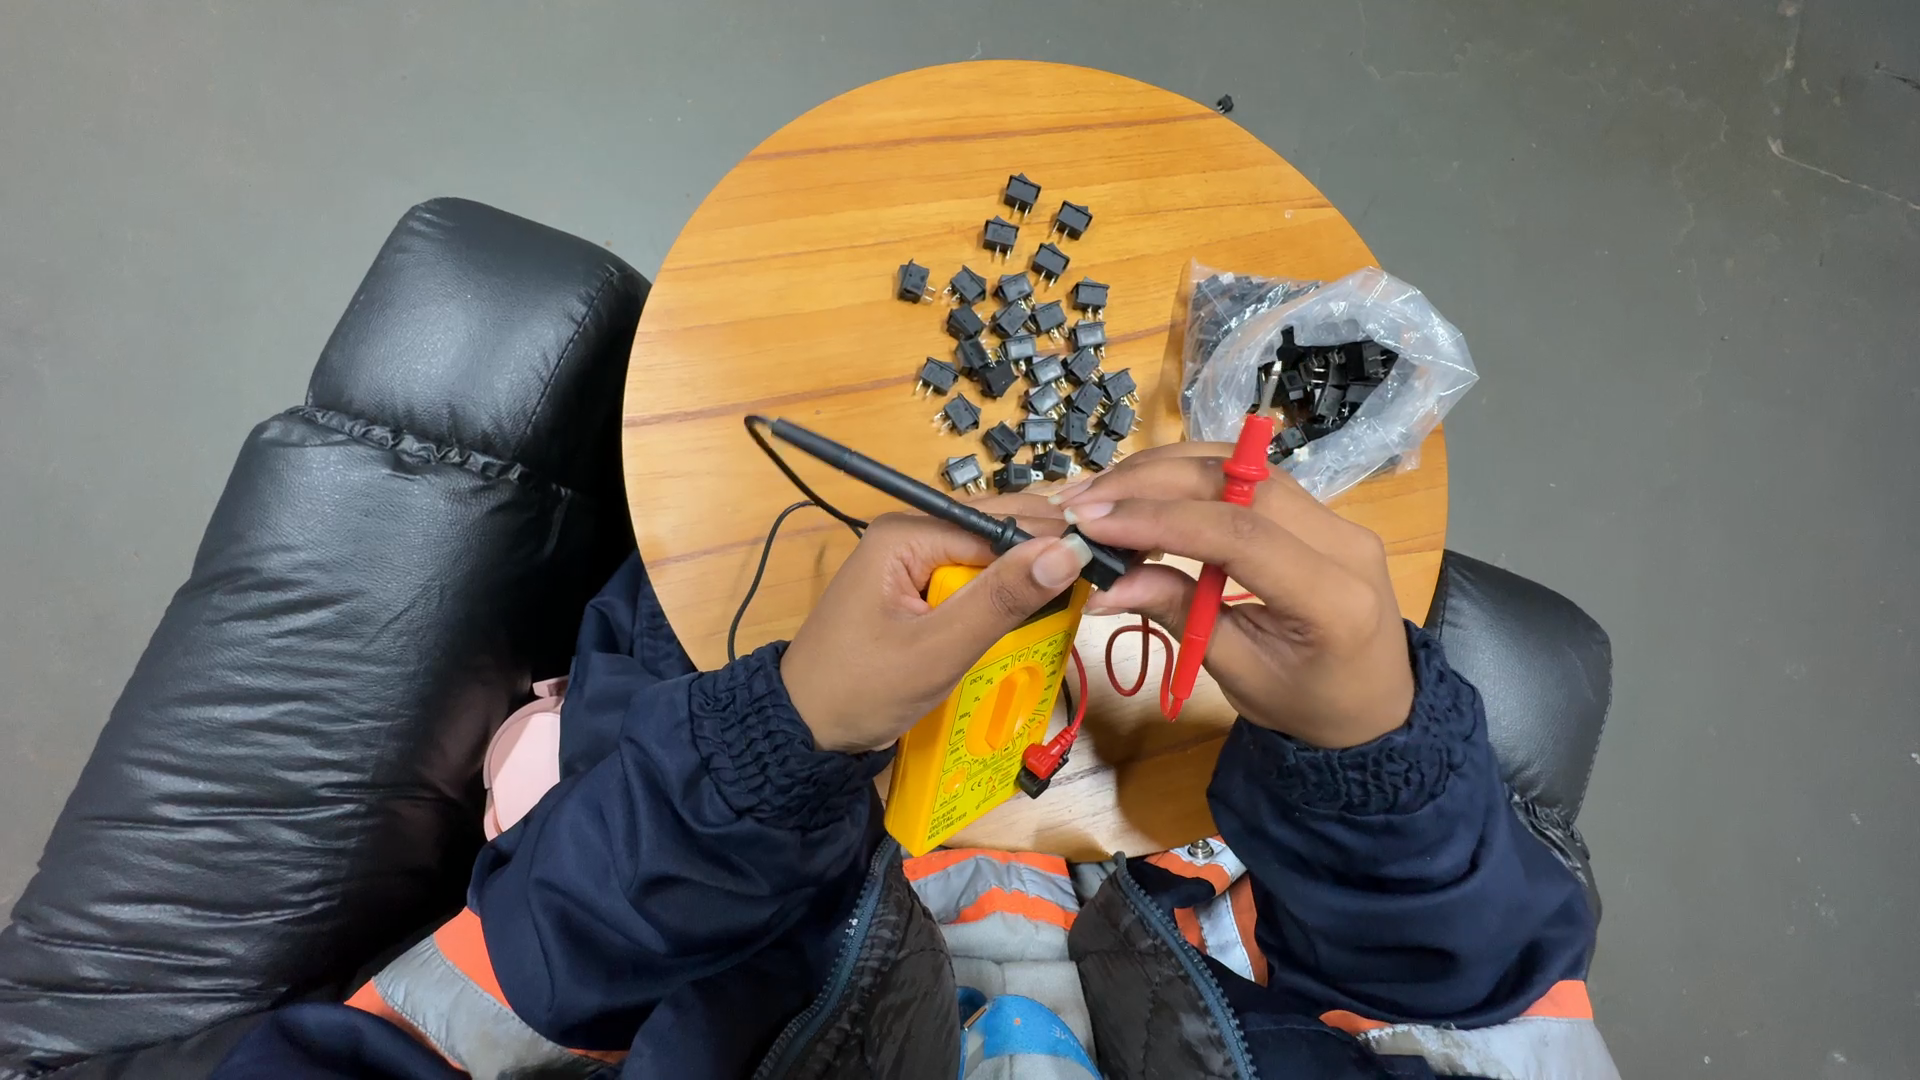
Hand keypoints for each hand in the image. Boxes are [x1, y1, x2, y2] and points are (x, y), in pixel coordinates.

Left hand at [782, 495, 1092, 753]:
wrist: (807, 729)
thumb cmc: (864, 689)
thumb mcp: (938, 648)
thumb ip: (1001, 599)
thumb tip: (1068, 550)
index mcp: (907, 532)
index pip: (996, 521)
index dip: (1049, 540)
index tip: (1105, 560)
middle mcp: (911, 532)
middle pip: (993, 531)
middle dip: (1040, 552)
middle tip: (1101, 576)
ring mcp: (912, 559)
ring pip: (987, 555)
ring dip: (1024, 574)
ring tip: (1079, 591)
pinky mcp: (917, 586)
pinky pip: (971, 578)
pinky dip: (1002, 593)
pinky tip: (1036, 606)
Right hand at [1053, 443, 1412, 747]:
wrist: (1374, 706)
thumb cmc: (1306, 706)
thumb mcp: (1238, 673)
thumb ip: (1178, 615)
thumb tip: (1105, 586)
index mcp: (1333, 598)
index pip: (1239, 533)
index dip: (1159, 520)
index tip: (1092, 523)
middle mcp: (1343, 539)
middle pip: (1238, 480)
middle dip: (1150, 483)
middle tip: (1082, 502)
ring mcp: (1334, 516)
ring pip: (1239, 463)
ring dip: (1163, 469)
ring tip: (1100, 491)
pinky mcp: (1316, 509)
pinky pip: (1244, 474)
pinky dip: (1186, 474)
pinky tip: (1141, 488)